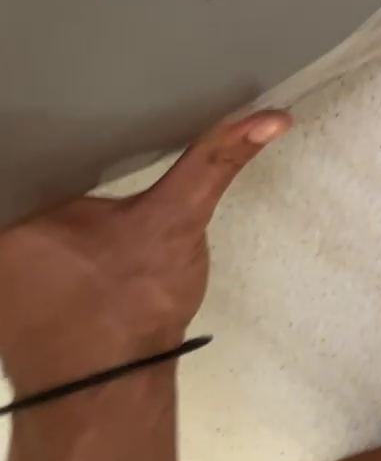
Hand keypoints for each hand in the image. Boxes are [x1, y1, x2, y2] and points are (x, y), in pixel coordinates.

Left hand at [0, 110, 289, 392]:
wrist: (110, 377)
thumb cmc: (129, 296)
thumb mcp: (180, 218)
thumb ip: (216, 162)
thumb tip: (272, 116)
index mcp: (7, 207)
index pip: (36, 138)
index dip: (73, 109)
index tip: (102, 83)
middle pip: (34, 164)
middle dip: (76, 140)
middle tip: (121, 105)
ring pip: (31, 192)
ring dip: (70, 171)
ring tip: (111, 141)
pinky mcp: (0, 277)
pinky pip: (29, 218)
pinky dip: (59, 203)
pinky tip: (89, 198)